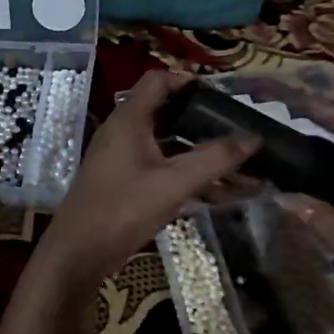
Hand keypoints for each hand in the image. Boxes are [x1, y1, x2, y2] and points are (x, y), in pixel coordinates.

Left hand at [35, 71, 258, 287]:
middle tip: (243, 129)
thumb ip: (215, 158)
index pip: (157, 81)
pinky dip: (192, 177)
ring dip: (204, 155)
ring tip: (249, 165)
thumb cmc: (121, 210)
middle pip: (167, 114)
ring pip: (169, 147)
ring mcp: (123, 161)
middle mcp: (123, 134)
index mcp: (127, 121)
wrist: (78, 253)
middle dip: (206, 121)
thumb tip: (254, 137)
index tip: (224, 94)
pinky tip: (228, 193)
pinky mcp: (126, 185)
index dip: (189, 80)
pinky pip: (164, 171)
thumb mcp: (173, 183)